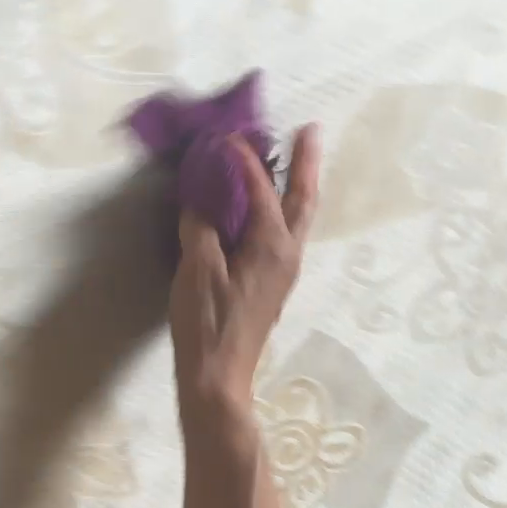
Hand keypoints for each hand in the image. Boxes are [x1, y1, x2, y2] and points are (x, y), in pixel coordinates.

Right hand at [168, 125, 322, 429]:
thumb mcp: (197, 273)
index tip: (227, 136)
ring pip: (296, 218)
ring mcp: (282, 272)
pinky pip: (282, 236)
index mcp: (271, 245)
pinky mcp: (270, 287)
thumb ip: (201, 231)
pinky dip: (279, 212)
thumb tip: (201, 200)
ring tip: (294, 163)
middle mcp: (286, 253)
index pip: (260, 190)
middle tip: (309, 129)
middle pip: (302, 199)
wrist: (217, 377)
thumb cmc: (207, 326)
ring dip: (297, 187)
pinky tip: (265, 215)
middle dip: (305, 163)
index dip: (243, 160)